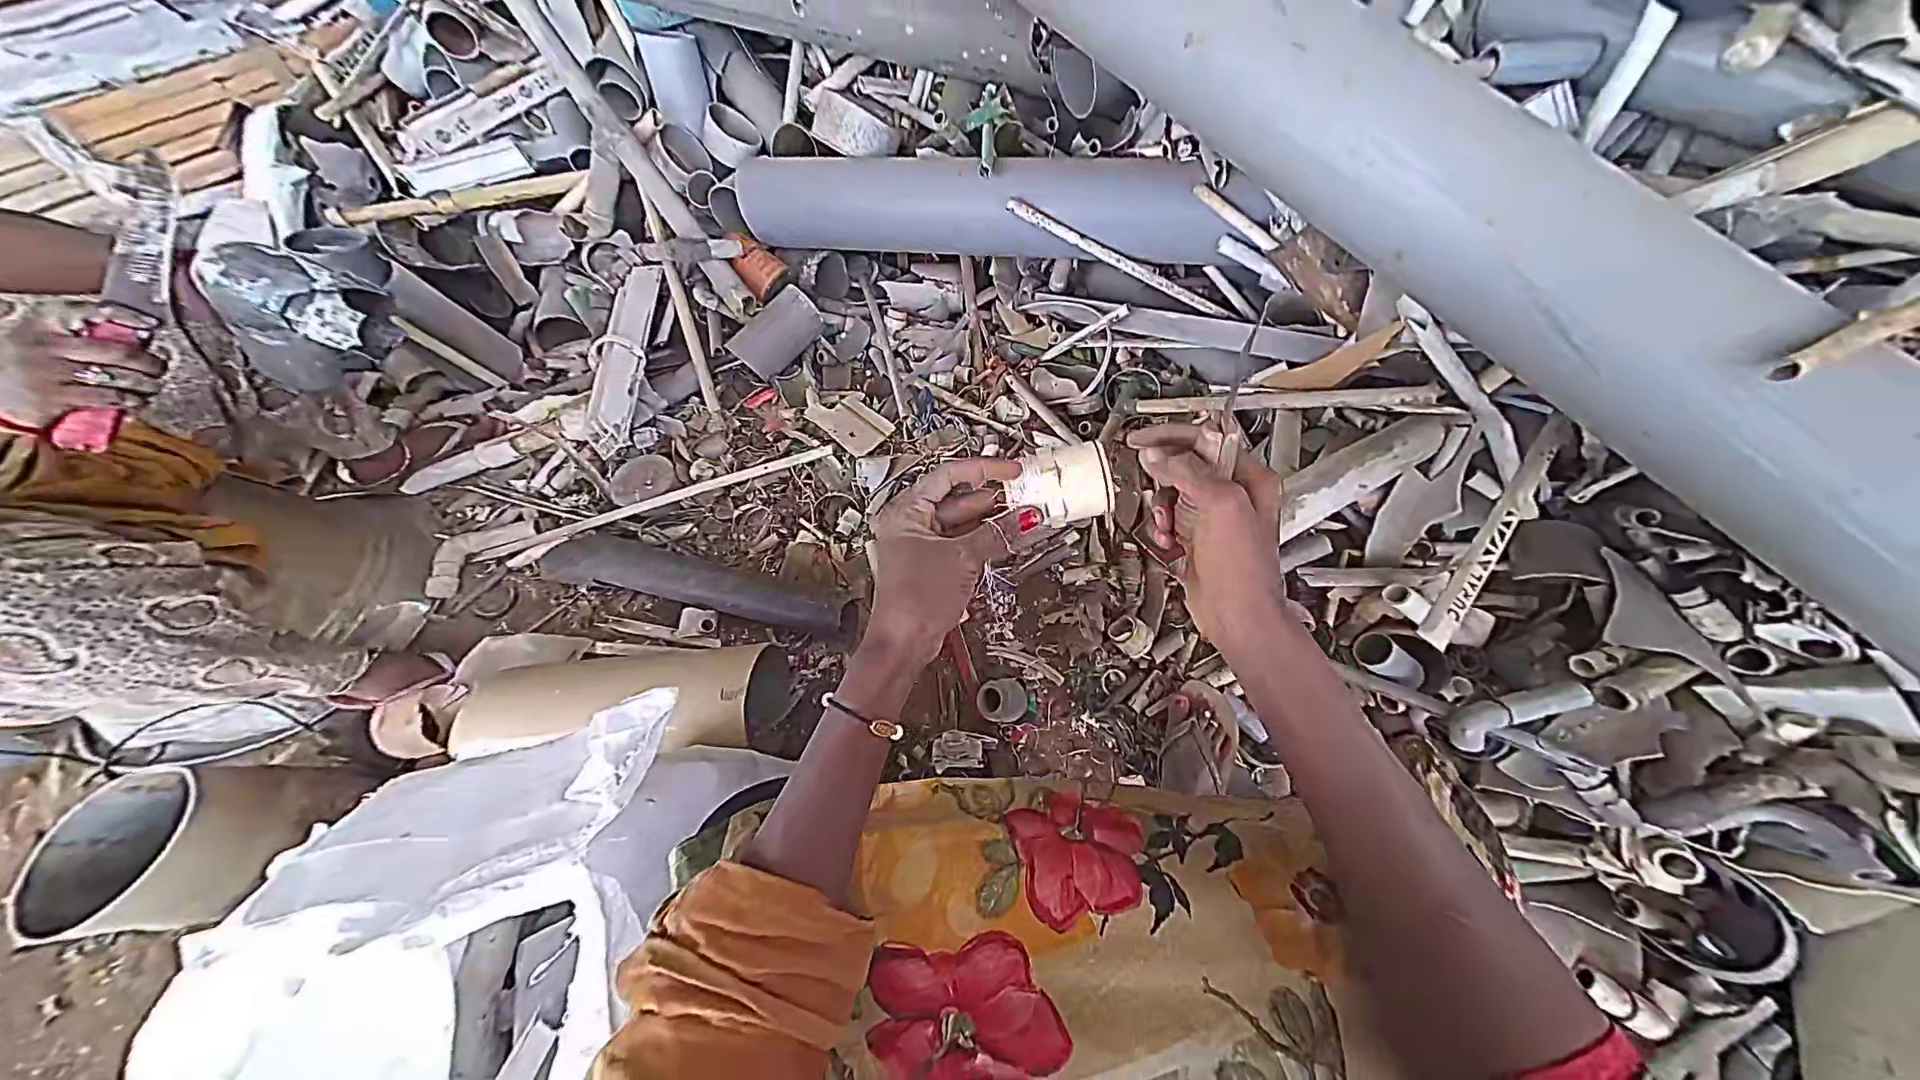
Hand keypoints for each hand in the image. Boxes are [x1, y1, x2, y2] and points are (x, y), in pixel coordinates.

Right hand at [0, 307, 163, 430]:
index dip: (125, 315)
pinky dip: (133, 400)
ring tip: (151, 385)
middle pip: (121, 352)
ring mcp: (51, 371)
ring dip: (148, 384)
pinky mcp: (56, 396)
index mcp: (44, 323)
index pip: (88, 311)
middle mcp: (48, 345)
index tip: (152, 323)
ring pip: (123, 377)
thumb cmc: (29, 358)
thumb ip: (86, 332)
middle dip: (151, 363)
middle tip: (158, 367)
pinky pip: (111, 397)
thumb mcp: (45, 335)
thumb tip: (142, 336)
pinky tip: (137, 399)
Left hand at [864, 458, 1023, 668]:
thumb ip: (996, 534)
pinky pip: (959, 545)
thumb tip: (1023, 518)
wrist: (904, 643)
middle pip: (955, 500)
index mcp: (906, 511)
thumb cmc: (913, 601)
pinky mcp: (930, 567)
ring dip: (988, 523)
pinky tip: (1001, 542)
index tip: (1010, 471)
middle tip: (1021, 497)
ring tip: (1018, 518)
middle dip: (990, 499)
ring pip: (959, 524)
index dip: (983, 470)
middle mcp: (909, 525)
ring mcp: (919, 547)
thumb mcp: (963, 558)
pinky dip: (980, 542)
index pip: (948, 475)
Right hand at [1127, 424, 1289, 646]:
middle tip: (1151, 483)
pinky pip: (1167, 520)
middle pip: (1184, 466)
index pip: (1206, 440)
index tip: (1142, 439)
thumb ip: (1188, 473)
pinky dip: (1161, 529)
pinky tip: (1169, 542)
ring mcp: (1212, 517)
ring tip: (1167, 525)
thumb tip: (1158, 455)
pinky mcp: (1195, 537)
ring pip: (1170, 494)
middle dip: (1164, 480)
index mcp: (1249, 479)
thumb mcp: (1219, 506)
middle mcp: (1233, 494)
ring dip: (1161, 510)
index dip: (1171, 438)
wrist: (1235, 615)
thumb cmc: (1243, 570)